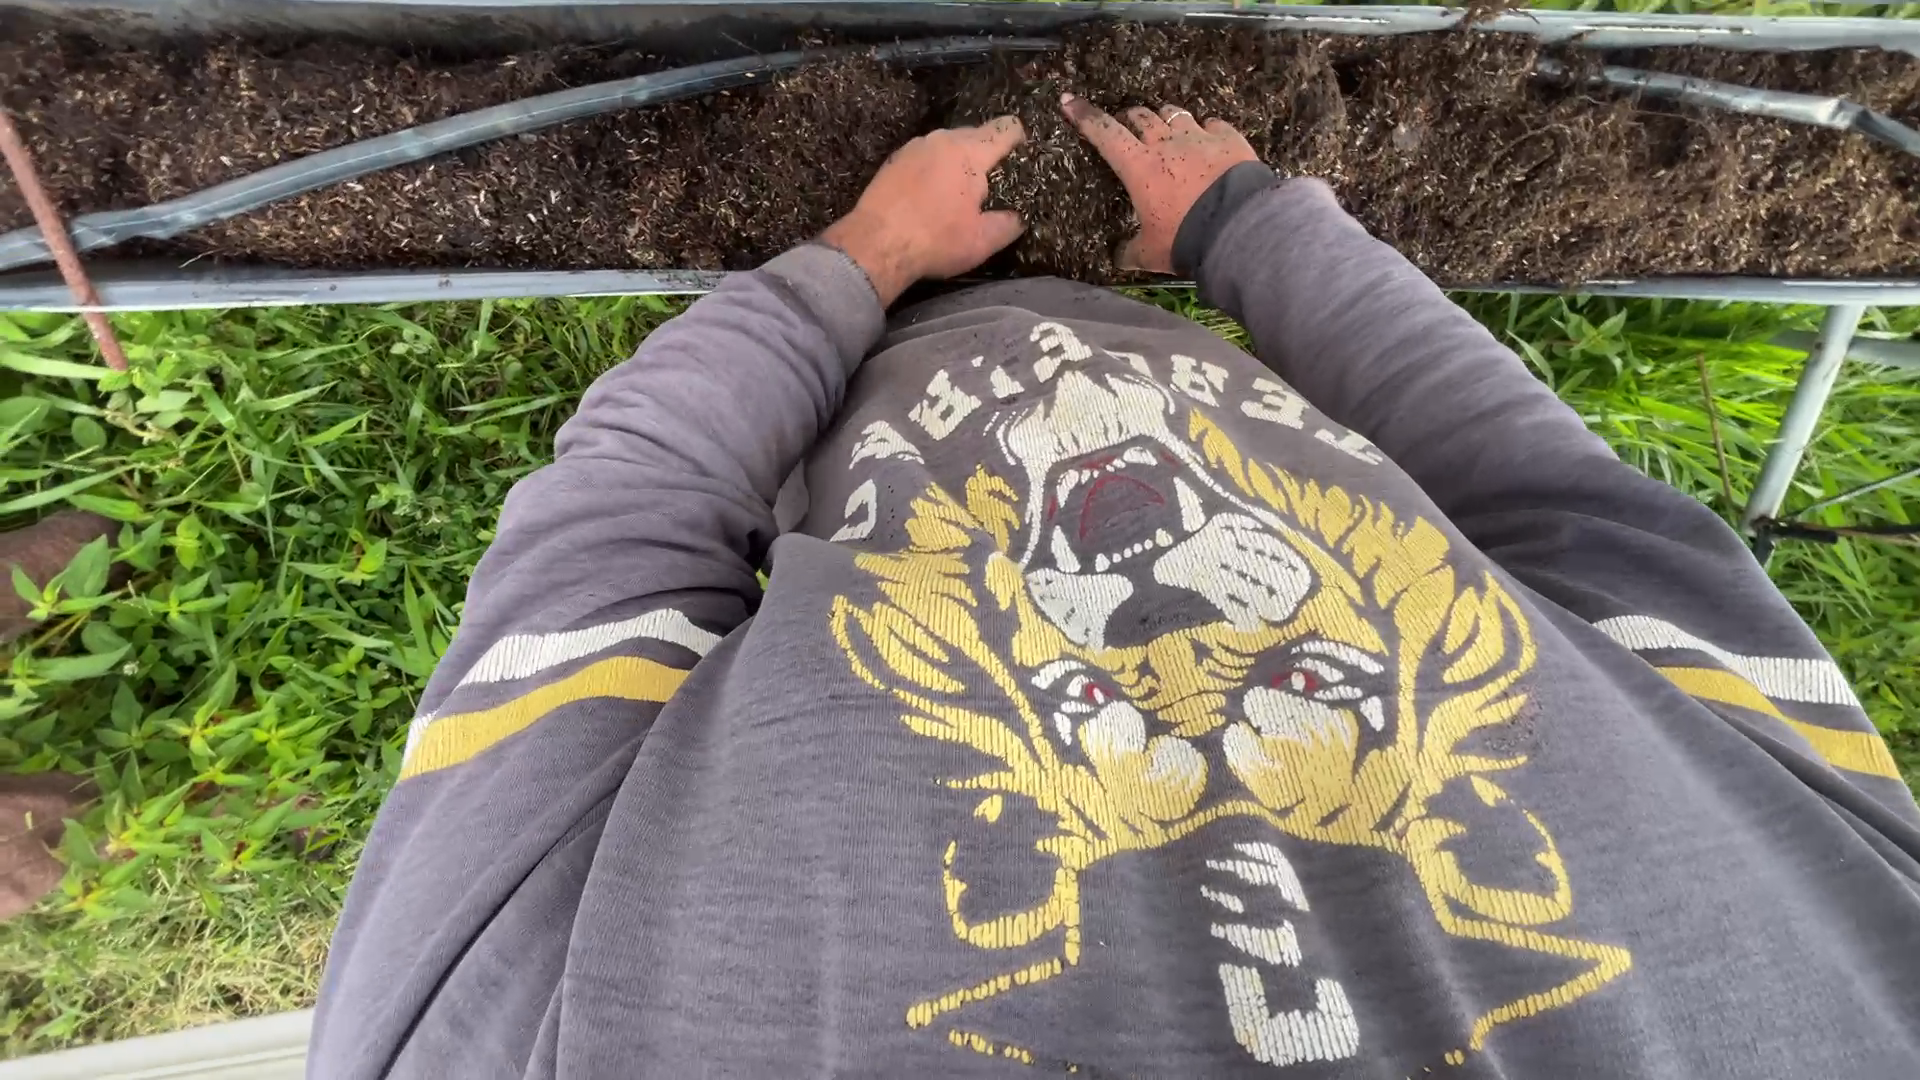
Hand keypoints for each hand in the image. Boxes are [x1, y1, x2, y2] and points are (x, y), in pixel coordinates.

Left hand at [820, 117, 1026, 305]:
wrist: (875, 245)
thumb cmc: (935, 241)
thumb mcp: (982, 241)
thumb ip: (1008, 225)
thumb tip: (1018, 217)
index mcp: (969, 152)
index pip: (1005, 129)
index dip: (1020, 139)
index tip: (1024, 156)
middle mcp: (941, 139)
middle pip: (974, 136)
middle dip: (986, 157)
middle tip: (991, 188)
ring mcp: (913, 147)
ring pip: (947, 148)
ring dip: (957, 166)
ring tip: (959, 195)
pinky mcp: (893, 162)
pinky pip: (924, 160)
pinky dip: (933, 173)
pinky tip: (930, 198)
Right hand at [1060, 94, 1259, 273]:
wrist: (1236, 228)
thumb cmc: (1182, 239)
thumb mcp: (1149, 253)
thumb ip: (1130, 252)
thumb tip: (1118, 257)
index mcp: (1139, 168)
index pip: (1105, 134)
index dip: (1084, 116)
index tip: (1068, 100)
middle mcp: (1166, 144)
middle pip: (1141, 116)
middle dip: (1130, 118)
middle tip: (1127, 126)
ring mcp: (1199, 137)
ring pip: (1175, 114)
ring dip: (1166, 120)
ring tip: (1166, 130)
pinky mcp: (1229, 139)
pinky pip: (1212, 125)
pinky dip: (1205, 131)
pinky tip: (1207, 142)